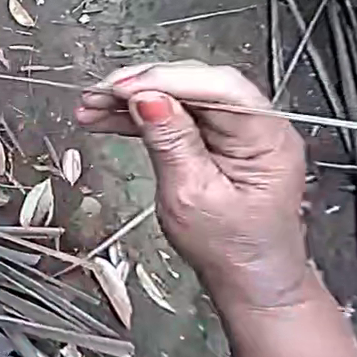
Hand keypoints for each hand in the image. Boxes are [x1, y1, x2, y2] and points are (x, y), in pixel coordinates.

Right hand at [74, 61, 311, 309]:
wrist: (246, 276)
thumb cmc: (231, 245)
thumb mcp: (192, 195)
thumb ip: (171, 142)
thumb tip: (147, 99)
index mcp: (266, 136)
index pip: (216, 87)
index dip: (164, 80)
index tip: (121, 88)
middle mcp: (254, 124)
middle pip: (193, 83)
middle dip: (141, 84)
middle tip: (97, 94)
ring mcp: (231, 130)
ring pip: (176, 96)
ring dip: (129, 99)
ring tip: (90, 107)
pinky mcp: (210, 137)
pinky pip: (170, 114)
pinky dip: (135, 114)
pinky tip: (105, 118)